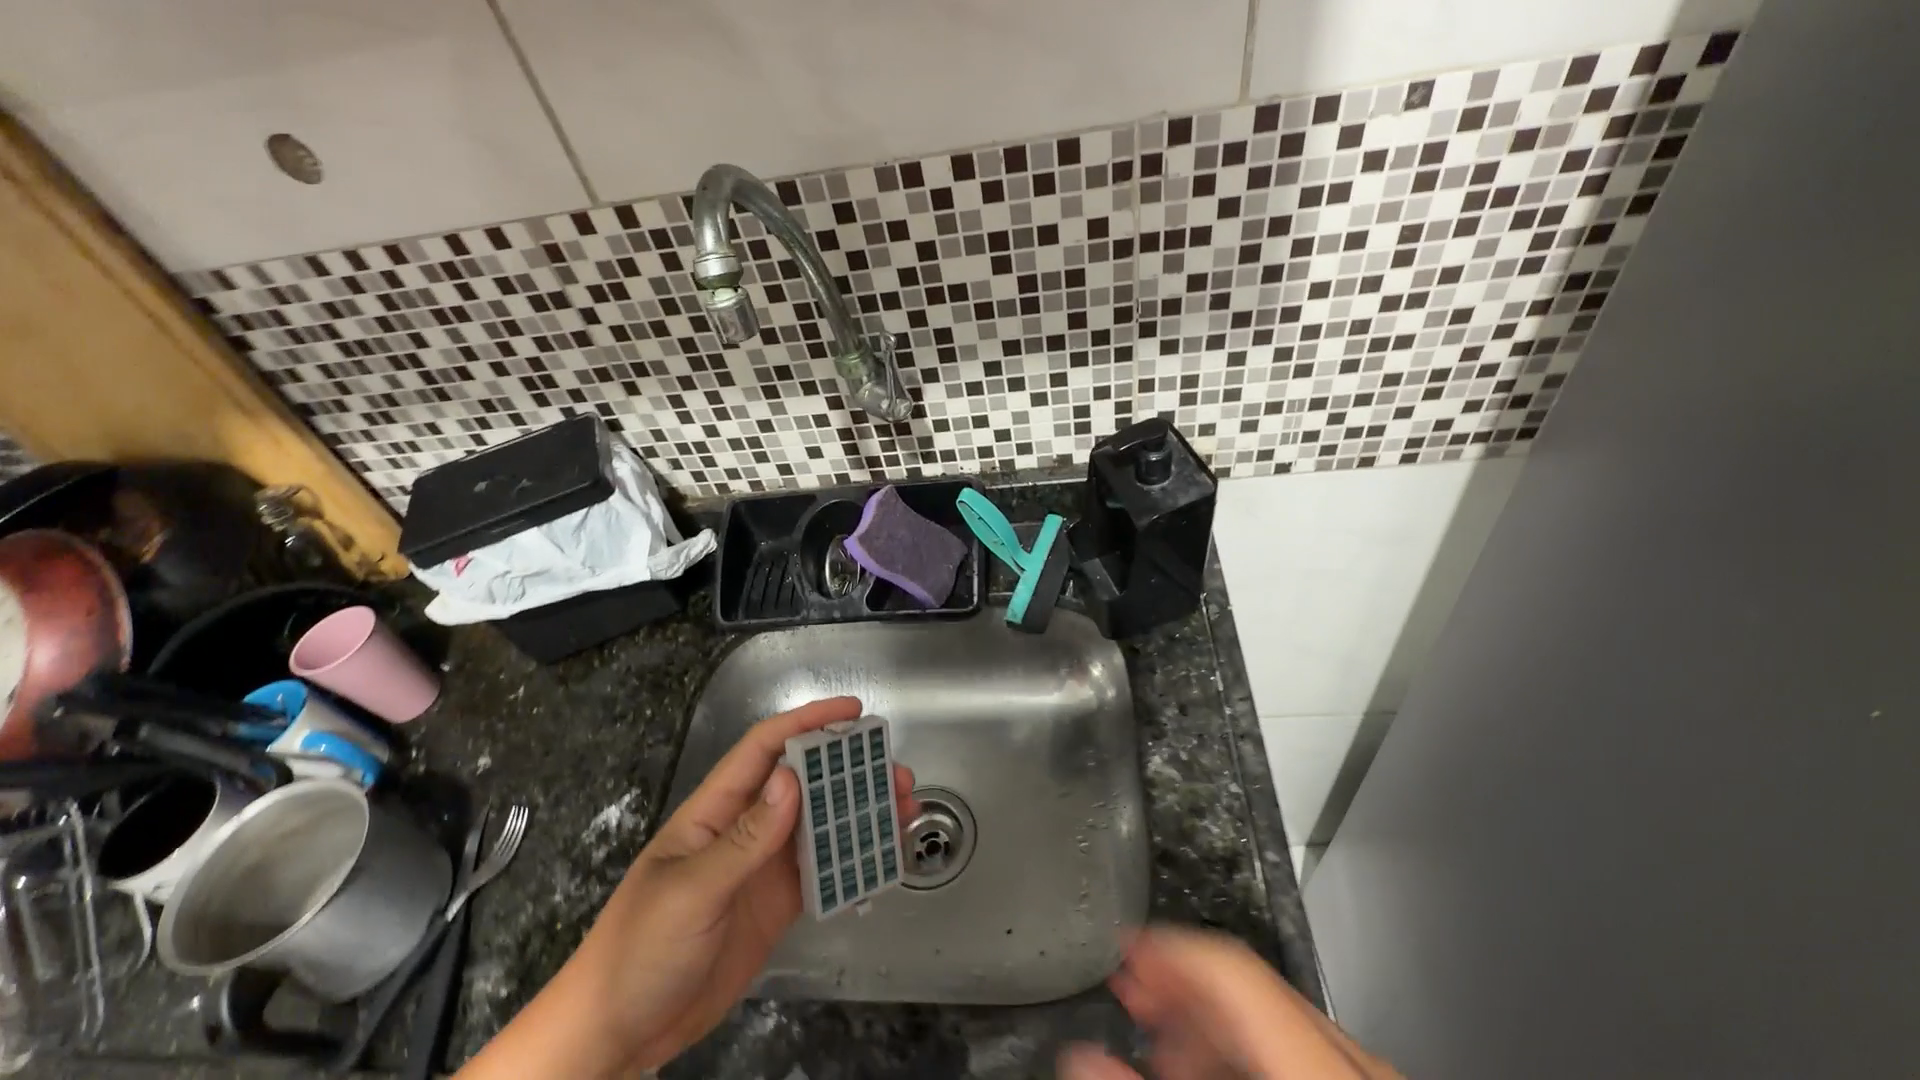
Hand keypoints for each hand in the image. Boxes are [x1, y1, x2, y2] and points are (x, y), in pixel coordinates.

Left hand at [564, 696, 913, 1069]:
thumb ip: (744, 839)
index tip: (853, 712)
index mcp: (713, 813)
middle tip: (897, 774)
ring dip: (859, 816)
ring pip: (819, 829)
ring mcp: (760, 871)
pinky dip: (854, 862)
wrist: (619, 1031)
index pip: (763, 751)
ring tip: (904, 810)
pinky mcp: (775, 908)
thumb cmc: (639, 950)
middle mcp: (742, 832)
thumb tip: (792, 779)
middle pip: (803, 787)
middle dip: (850, 773)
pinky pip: (822, 874)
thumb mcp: (690, 892)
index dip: (806, 724)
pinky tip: (883, 856)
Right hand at [1060, 927, 1400, 1079]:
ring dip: (1206, 1026)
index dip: (1171, 952)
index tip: (1124, 950)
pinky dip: (1238, 1054)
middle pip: (1252, 997)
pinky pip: (1294, 1052)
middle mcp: (1355, 1069)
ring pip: (1272, 1023)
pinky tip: (1202, 1074)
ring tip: (1157, 1046)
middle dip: (1180, 993)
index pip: (1236, 977)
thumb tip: (1083, 1060)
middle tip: (1128, 997)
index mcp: (1319, 1072)